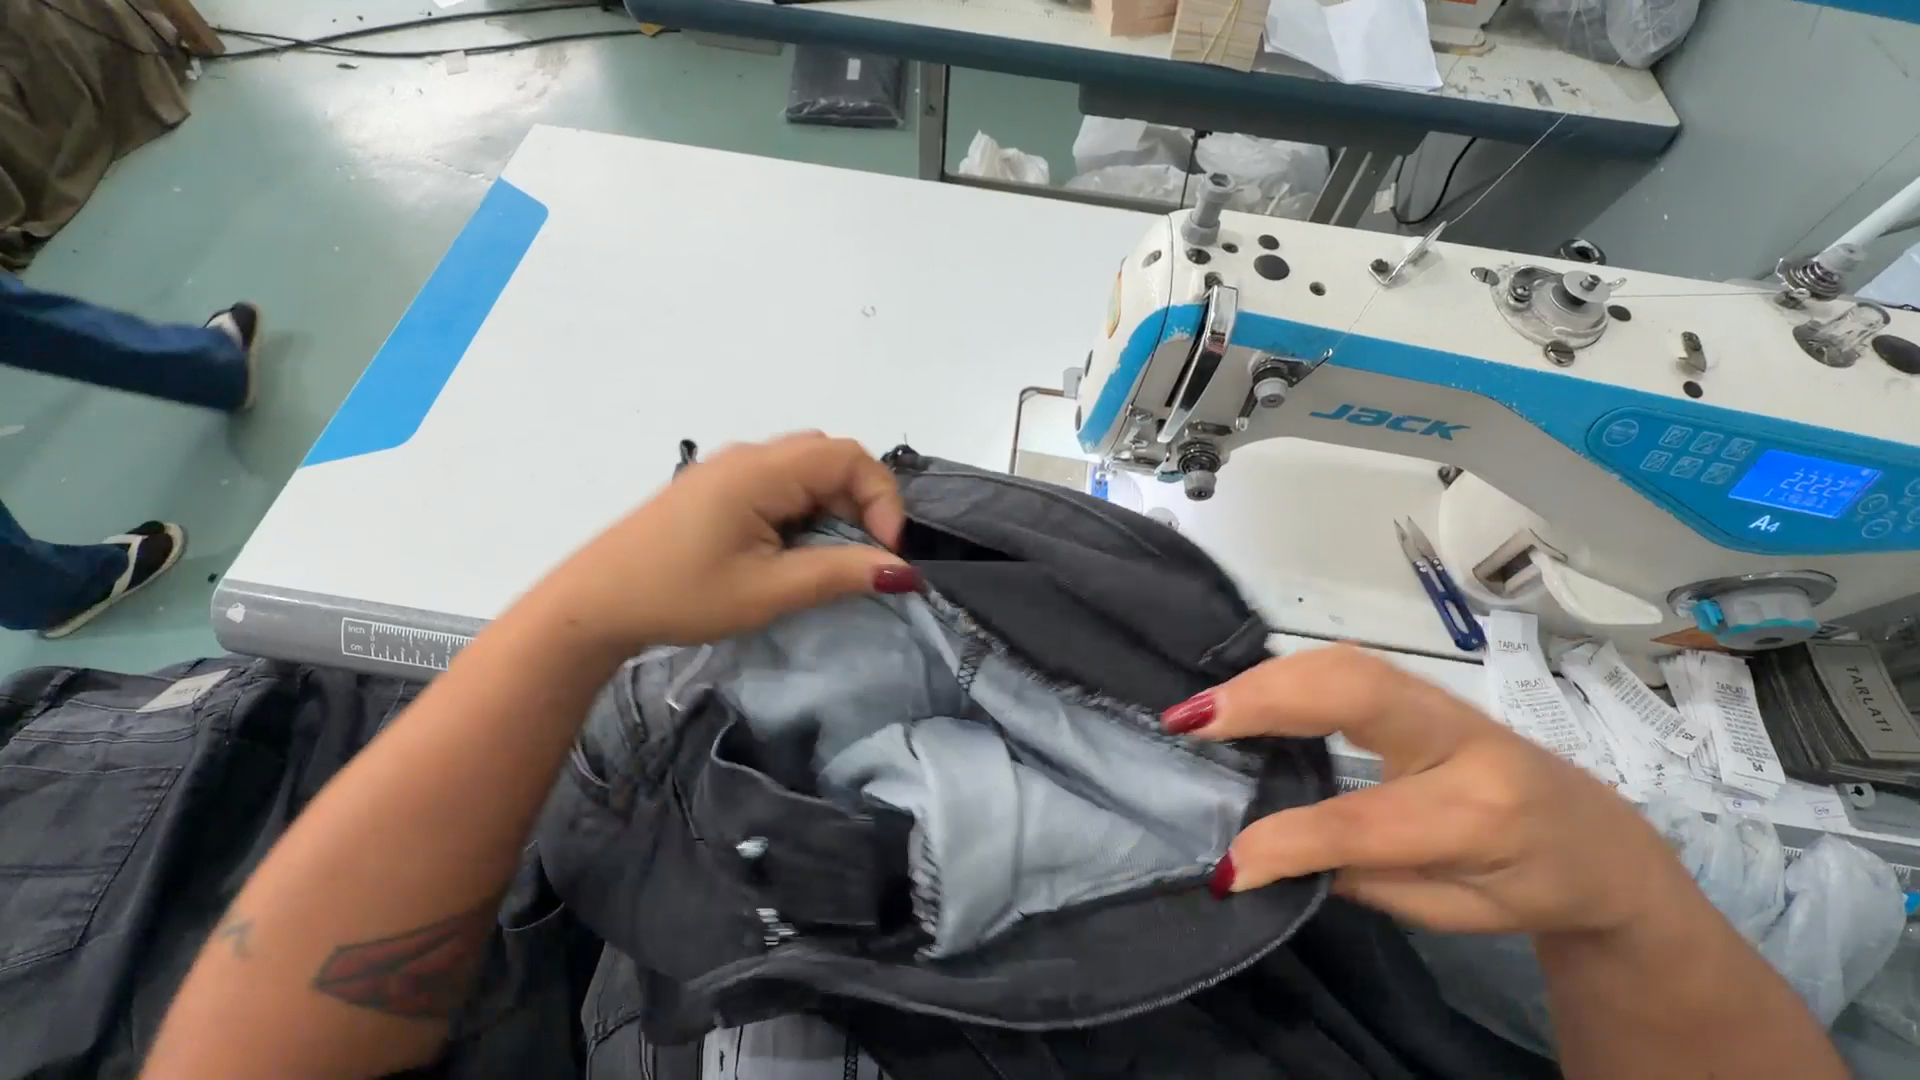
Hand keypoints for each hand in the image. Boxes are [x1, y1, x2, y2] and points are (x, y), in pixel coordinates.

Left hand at [527, 433, 919, 650]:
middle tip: (857, 554)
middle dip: (860, 502)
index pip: (848, 456)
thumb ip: (839, 574)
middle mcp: (748, 457)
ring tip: (825, 557)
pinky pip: (780, 482)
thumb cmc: (681, 596)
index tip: (883, 551)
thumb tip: (903, 571)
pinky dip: (804, 510)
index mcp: (760, 471)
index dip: (881, 498)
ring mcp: (729, 469)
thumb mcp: (768, 592)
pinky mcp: (718, 488)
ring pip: (806, 469)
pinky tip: (789, 550)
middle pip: (830, 456)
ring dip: (832, 507)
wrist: (594, 604)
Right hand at [1163, 645, 1687, 935]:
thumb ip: (1359, 876)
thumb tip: (1263, 854)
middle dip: (1263, 700)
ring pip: (1344, 664)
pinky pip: (1349, 665)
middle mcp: (1462, 744)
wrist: (1604, 841)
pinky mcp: (1425, 691)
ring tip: (1205, 707)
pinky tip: (1249, 690)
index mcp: (1479, 817)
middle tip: (1191, 720)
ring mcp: (1446, 705)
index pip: (1361, 822)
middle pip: (1353, 693)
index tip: (1227, 865)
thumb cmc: (1530, 890)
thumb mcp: (1452, 912)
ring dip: (1266, 678)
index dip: (1286, 842)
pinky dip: (1288, 672)